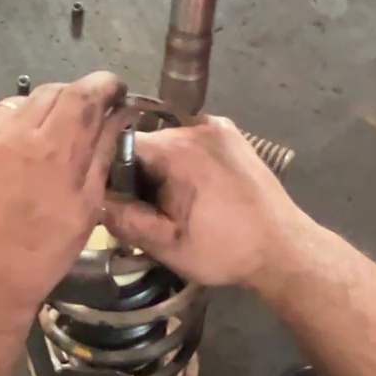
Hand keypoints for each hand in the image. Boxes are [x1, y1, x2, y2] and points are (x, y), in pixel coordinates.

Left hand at [0, 72, 128, 326]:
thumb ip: (101, 155)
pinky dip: (5, 132)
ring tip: (42, 141)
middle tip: (82, 118)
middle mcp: (11, 136)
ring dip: (36, 114)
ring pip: (16, 105)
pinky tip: (10, 159)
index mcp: (51, 151)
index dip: (103, 84)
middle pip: (49, 92)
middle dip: (71, 99)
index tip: (113, 89)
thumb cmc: (40, 256)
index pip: (82, 94)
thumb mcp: (84, 209)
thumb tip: (118, 118)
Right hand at [101, 115, 315, 291]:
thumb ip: (124, 220)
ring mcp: (218, 126)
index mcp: (175, 149)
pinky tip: (195, 189)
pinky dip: (185, 161)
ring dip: (162, 168)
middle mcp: (195, 125)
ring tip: (173, 202)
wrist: (283, 249)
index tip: (115, 201)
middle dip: (139, 173)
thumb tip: (92, 201)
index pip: (121, 146)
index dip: (111, 174)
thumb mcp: (166, 244)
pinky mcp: (233, 135)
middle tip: (146, 210)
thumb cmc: (223, 249)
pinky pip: (192, 141)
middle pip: (145, 143)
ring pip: (168, 141)